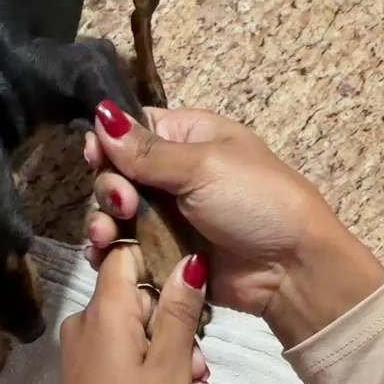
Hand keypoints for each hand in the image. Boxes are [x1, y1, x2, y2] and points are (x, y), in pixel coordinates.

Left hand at [14, 247, 210, 383]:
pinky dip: (155, 376)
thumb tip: (188, 261)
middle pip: (138, 301)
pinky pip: (126, 361)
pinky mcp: (87, 377)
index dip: (160, 262)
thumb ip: (180, 311)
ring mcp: (84, 352)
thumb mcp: (170, 365)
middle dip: (177, 329)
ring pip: (138, 337)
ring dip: (174, 360)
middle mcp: (86, 323)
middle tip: (201, 367)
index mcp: (104, 310)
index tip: (190, 289)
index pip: (125, 255)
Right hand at [84, 103, 383, 346]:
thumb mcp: (203, 166)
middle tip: (124, 206)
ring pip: (116, 218)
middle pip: (116, 176)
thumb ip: (148, 151)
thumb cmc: (256, 202)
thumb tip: (101, 115)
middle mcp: (172, 178)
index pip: (131, 132)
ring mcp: (167, 221)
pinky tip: (104, 256)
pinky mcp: (164, 258)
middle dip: (108, 190)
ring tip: (107, 236)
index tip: (95, 157)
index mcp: (187, 139)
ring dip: (103, 224)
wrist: (288, 268)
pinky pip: (126, 252)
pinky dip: (110, 254)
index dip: (108, 143)